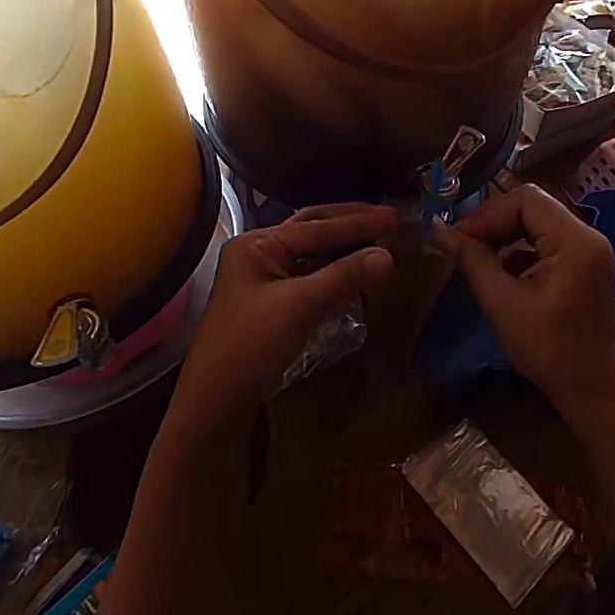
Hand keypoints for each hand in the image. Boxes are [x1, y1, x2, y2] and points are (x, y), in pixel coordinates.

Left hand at [174, 203, 398, 423]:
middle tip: (390, 217)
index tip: (396, 216)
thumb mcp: (300, 305)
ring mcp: (264, 279)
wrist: (217, 398)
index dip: (359, 222)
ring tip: (380, 239)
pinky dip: (336, 273)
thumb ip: (344, 277)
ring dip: (345, 248)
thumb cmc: (252, 344)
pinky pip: (310, 278)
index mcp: (256, 244)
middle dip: (351, 224)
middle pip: (312, 230)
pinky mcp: (273, 304)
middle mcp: (258, 254)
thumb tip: (387, 256)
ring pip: (312, 254)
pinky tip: (358, 273)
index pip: (316, 226)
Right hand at [430, 186, 614, 419]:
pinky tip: (496, 271)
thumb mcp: (501, 302)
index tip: (458, 238)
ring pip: (535, 222)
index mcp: (576, 241)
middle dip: (492, 222)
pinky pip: (544, 241)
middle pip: (532, 206)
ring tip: (474, 257)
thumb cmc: (547, 349)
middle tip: (461, 245)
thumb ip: (471, 259)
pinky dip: (516, 249)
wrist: (588, 388)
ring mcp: (587, 250)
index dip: (486, 214)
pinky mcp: (581, 265)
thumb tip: (438, 230)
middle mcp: (588, 236)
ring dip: (502, 235)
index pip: (525, 199)